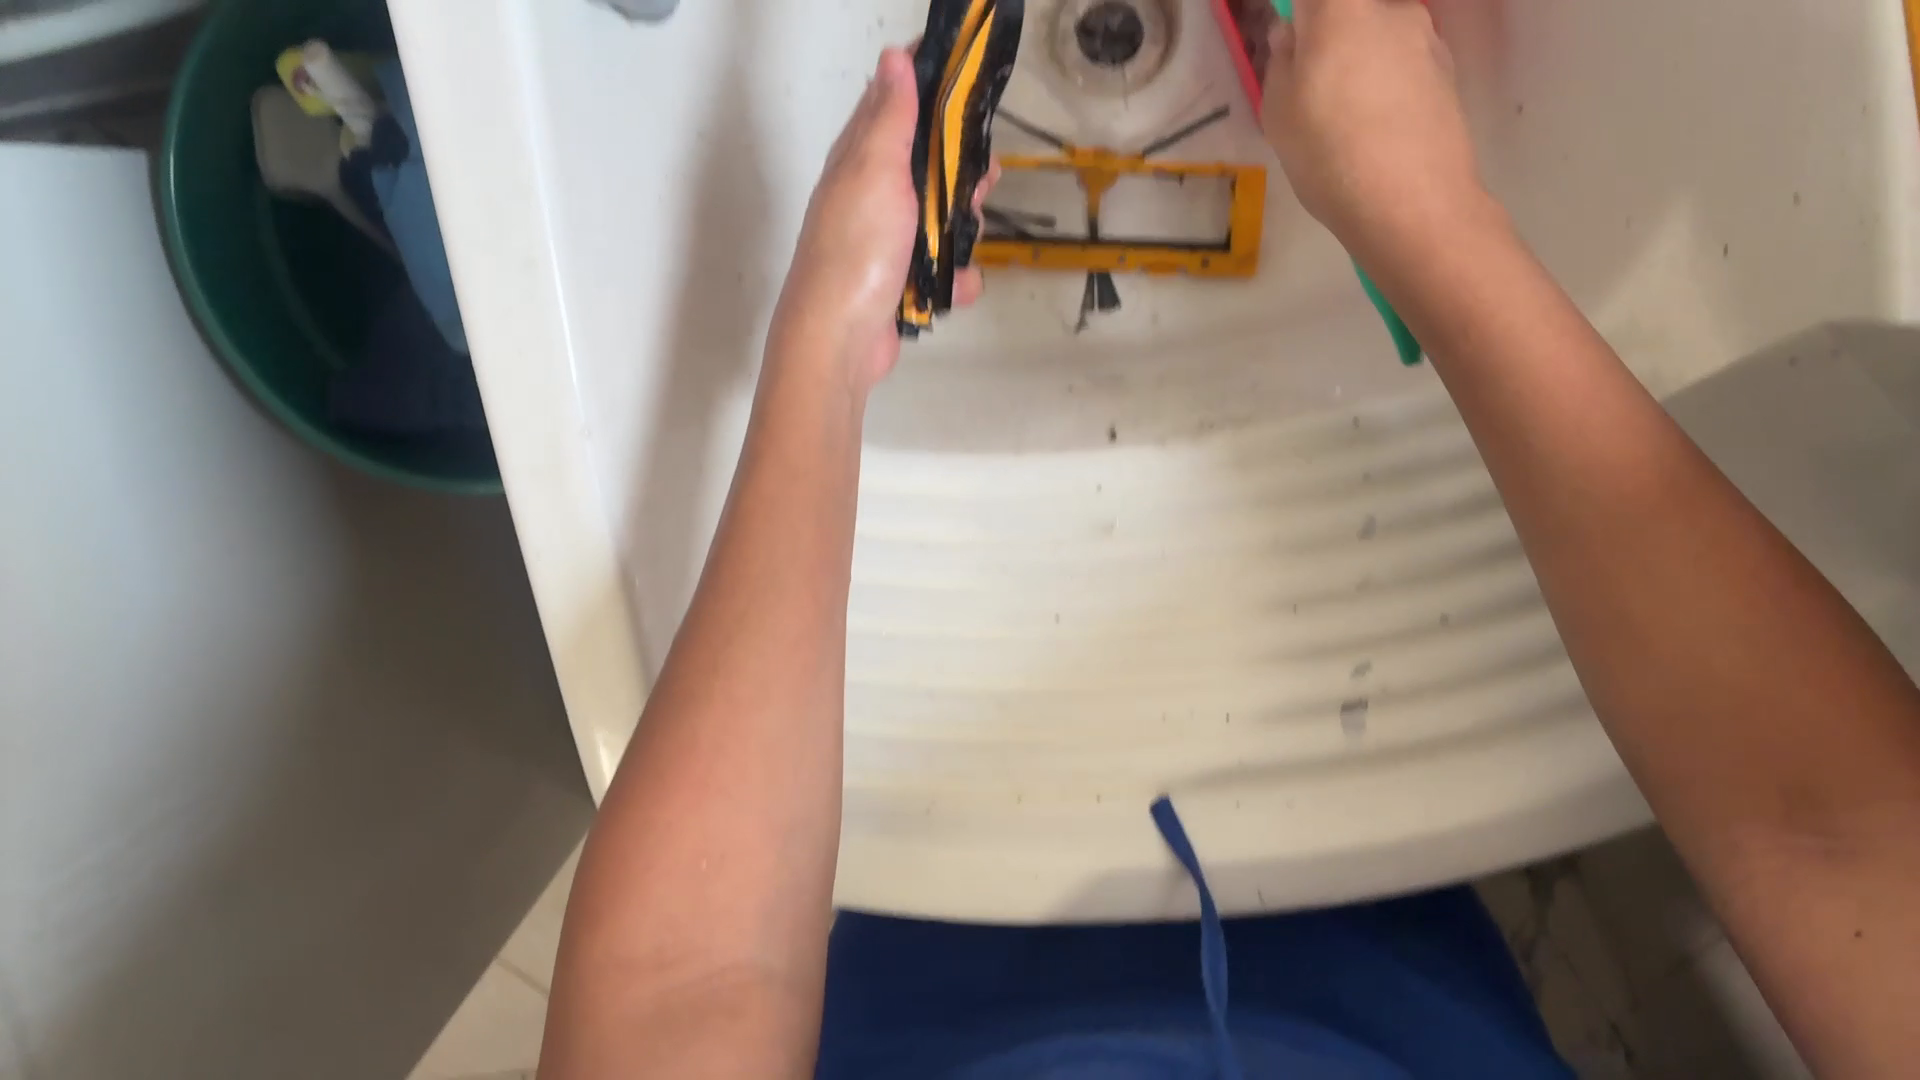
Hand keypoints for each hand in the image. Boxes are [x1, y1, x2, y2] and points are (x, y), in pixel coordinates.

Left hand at [769, 47, 986, 393]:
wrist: (839, 340)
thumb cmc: (857, 250)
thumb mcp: (875, 171)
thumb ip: (891, 117)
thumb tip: (896, 57)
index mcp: (859, 161)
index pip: (895, 108)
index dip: (933, 95)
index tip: (971, 96)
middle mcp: (872, 198)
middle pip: (929, 170)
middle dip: (962, 176)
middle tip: (984, 182)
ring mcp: (887, 245)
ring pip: (942, 223)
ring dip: (962, 235)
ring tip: (965, 244)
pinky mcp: (901, 286)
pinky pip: (941, 273)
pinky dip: (953, 282)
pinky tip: (953, 289)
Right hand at [1260, 0, 1491, 264]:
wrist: (1411, 201)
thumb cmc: (1328, 154)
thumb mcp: (1278, 113)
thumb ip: (1281, 62)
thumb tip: (1291, 36)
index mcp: (1340, 10)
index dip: (1298, 16)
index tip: (1288, 43)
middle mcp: (1390, 8)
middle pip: (1349, 13)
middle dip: (1327, 40)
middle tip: (1309, 90)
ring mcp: (1425, 36)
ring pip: (1378, 38)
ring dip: (1357, 65)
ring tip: (1344, 122)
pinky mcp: (1447, 69)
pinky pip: (1402, 65)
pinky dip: (1384, 86)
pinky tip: (1375, 133)